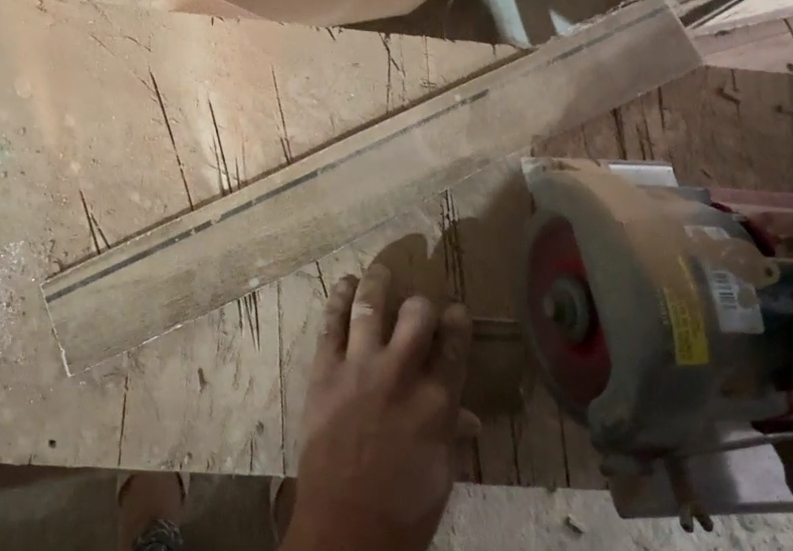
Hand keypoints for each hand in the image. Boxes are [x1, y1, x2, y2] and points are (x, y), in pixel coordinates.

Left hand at [280, 264, 479, 550]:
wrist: (347, 521)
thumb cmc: (404, 505)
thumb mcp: (441, 471)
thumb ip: (451, 433)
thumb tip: (467, 418)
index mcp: (437, 400)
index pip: (453, 345)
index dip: (457, 322)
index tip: (457, 310)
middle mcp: (400, 373)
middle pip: (416, 316)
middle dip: (420, 302)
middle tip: (419, 299)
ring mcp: (359, 367)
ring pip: (370, 307)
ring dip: (376, 284)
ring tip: (380, 270)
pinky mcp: (324, 371)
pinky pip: (331, 325)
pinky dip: (337, 300)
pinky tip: (343, 285)